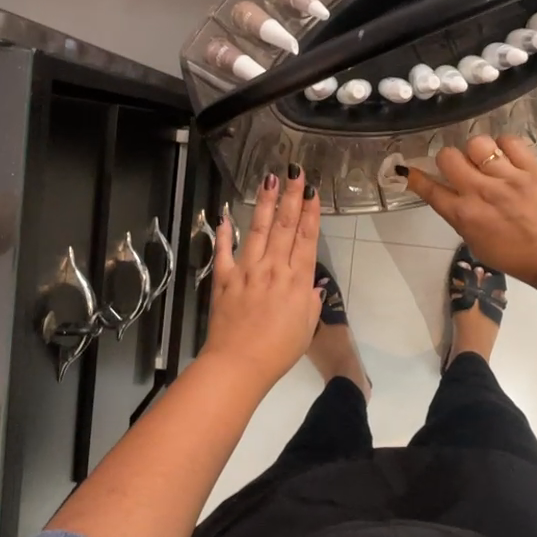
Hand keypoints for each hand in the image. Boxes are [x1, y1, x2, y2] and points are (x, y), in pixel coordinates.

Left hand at [201, 167, 322, 386]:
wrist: (240, 364)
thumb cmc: (279, 351)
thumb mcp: (305, 328)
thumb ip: (310, 302)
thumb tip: (312, 285)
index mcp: (297, 280)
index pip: (306, 239)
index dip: (310, 213)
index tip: (311, 192)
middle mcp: (274, 268)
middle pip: (284, 226)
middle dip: (291, 197)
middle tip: (294, 172)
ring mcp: (247, 271)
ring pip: (257, 230)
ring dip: (264, 204)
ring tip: (269, 181)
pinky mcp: (224, 279)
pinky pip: (224, 251)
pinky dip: (224, 233)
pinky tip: (225, 215)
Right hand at [406, 135, 536, 285]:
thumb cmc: (512, 255)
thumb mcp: (475, 242)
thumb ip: (460, 216)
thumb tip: (452, 194)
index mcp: (463, 215)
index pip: (429, 188)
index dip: (415, 176)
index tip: (409, 169)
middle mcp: (480, 192)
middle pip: (448, 156)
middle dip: (448, 159)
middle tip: (460, 167)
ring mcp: (507, 178)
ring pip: (477, 143)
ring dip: (476, 150)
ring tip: (486, 159)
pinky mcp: (531, 169)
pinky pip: (510, 141)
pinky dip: (504, 145)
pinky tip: (506, 156)